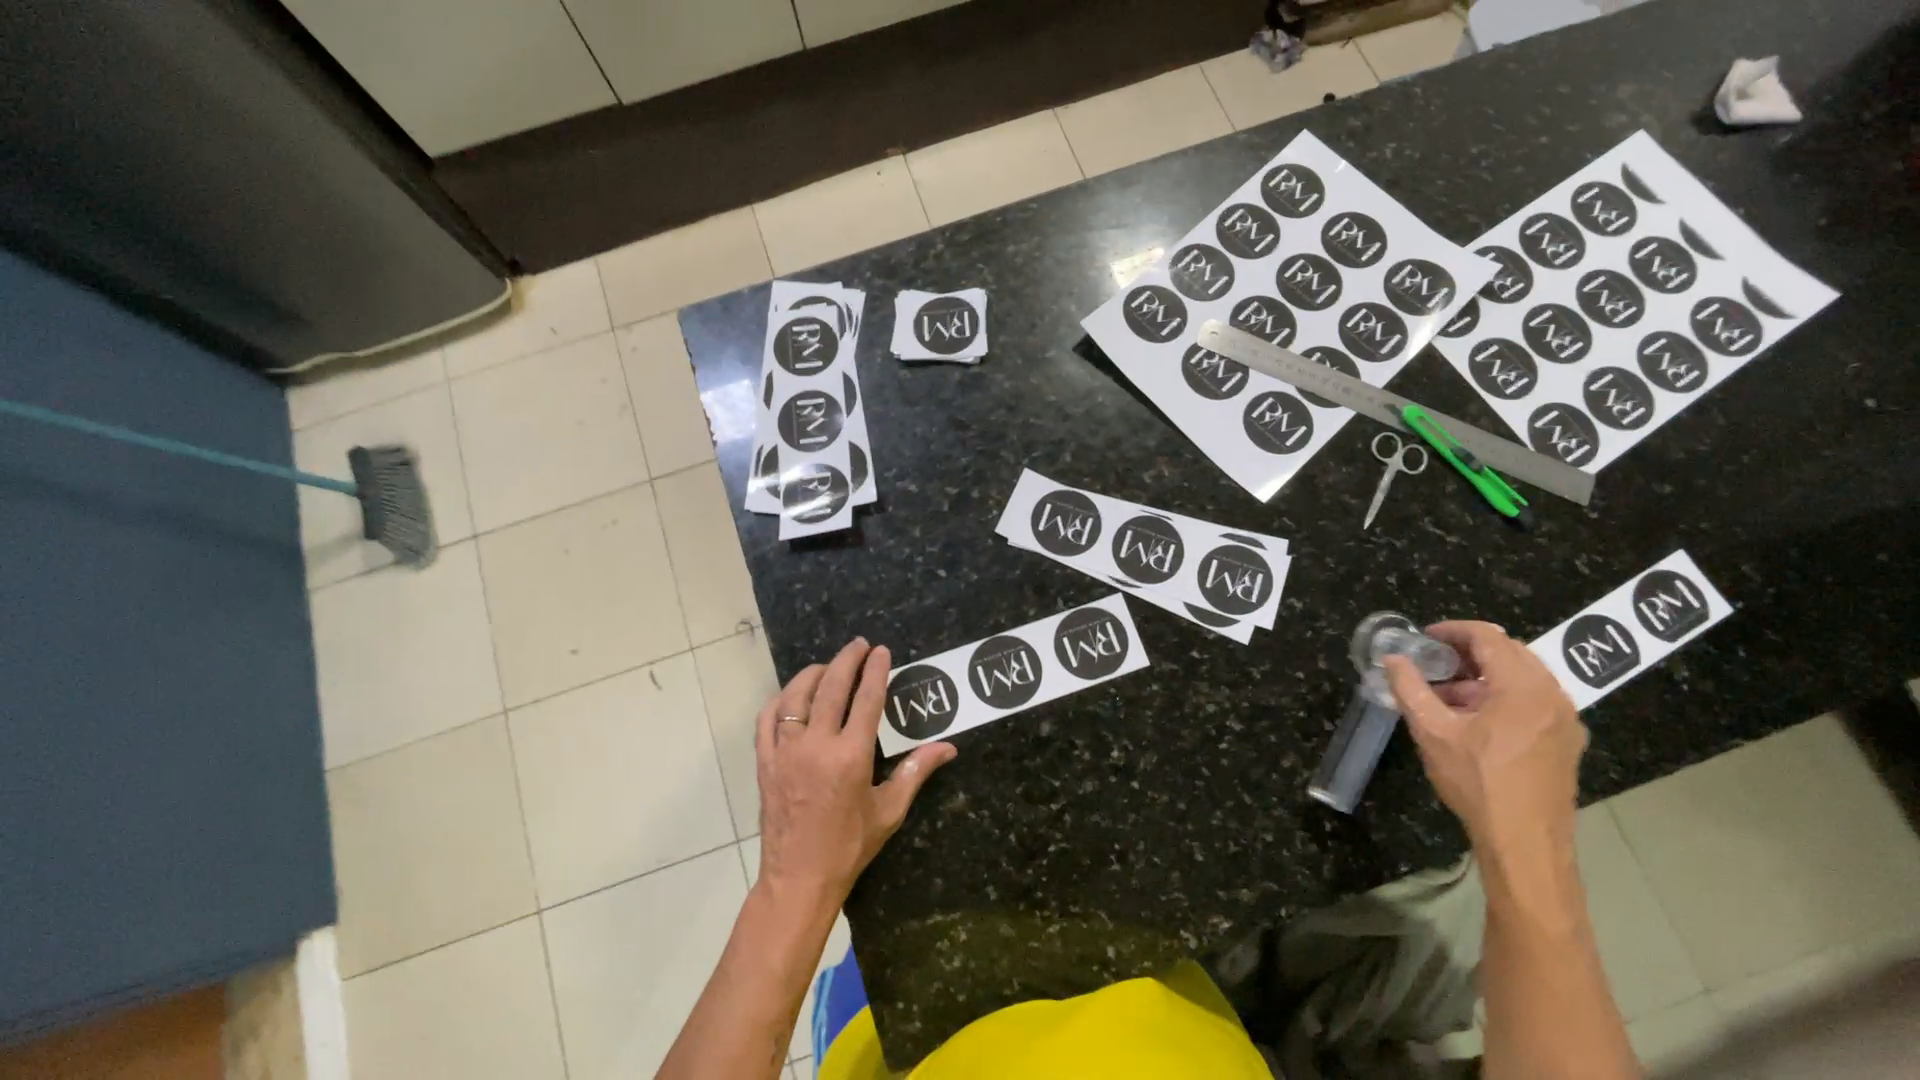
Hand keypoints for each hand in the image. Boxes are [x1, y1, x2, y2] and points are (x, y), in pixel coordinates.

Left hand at [755, 638, 957, 904]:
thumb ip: (916, 771)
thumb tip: (948, 747)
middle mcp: (816, 745)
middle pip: (830, 687)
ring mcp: (785, 751)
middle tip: (859, 645)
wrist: (799, 877)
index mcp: (851, 756)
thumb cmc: (850, 846)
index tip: (881, 651)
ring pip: (796, 697)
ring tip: (828, 665)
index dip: (875, 671)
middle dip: (847, 660)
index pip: (866, 699)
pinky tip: (792, 696)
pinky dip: (781, 700)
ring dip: (813, 674)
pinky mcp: (764, 762)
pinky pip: (768, 720)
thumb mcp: (889, 810)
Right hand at [1384, 621, 1586, 858]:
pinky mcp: (1567, 741)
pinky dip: (1504, 698)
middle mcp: (1552, 695)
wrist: (1525, 842)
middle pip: (1510, 653)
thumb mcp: (1433, 733)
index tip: (1424, 638)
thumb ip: (1411, 689)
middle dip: (1468, 653)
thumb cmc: (1478, 783)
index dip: (1452, 630)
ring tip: (1448, 697)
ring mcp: (1565, 719)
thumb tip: (1393, 659)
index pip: (1488, 637)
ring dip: (1485, 678)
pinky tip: (1476, 723)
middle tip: (1434, 665)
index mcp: (1523, 687)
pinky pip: (1535, 702)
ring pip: (1524, 678)